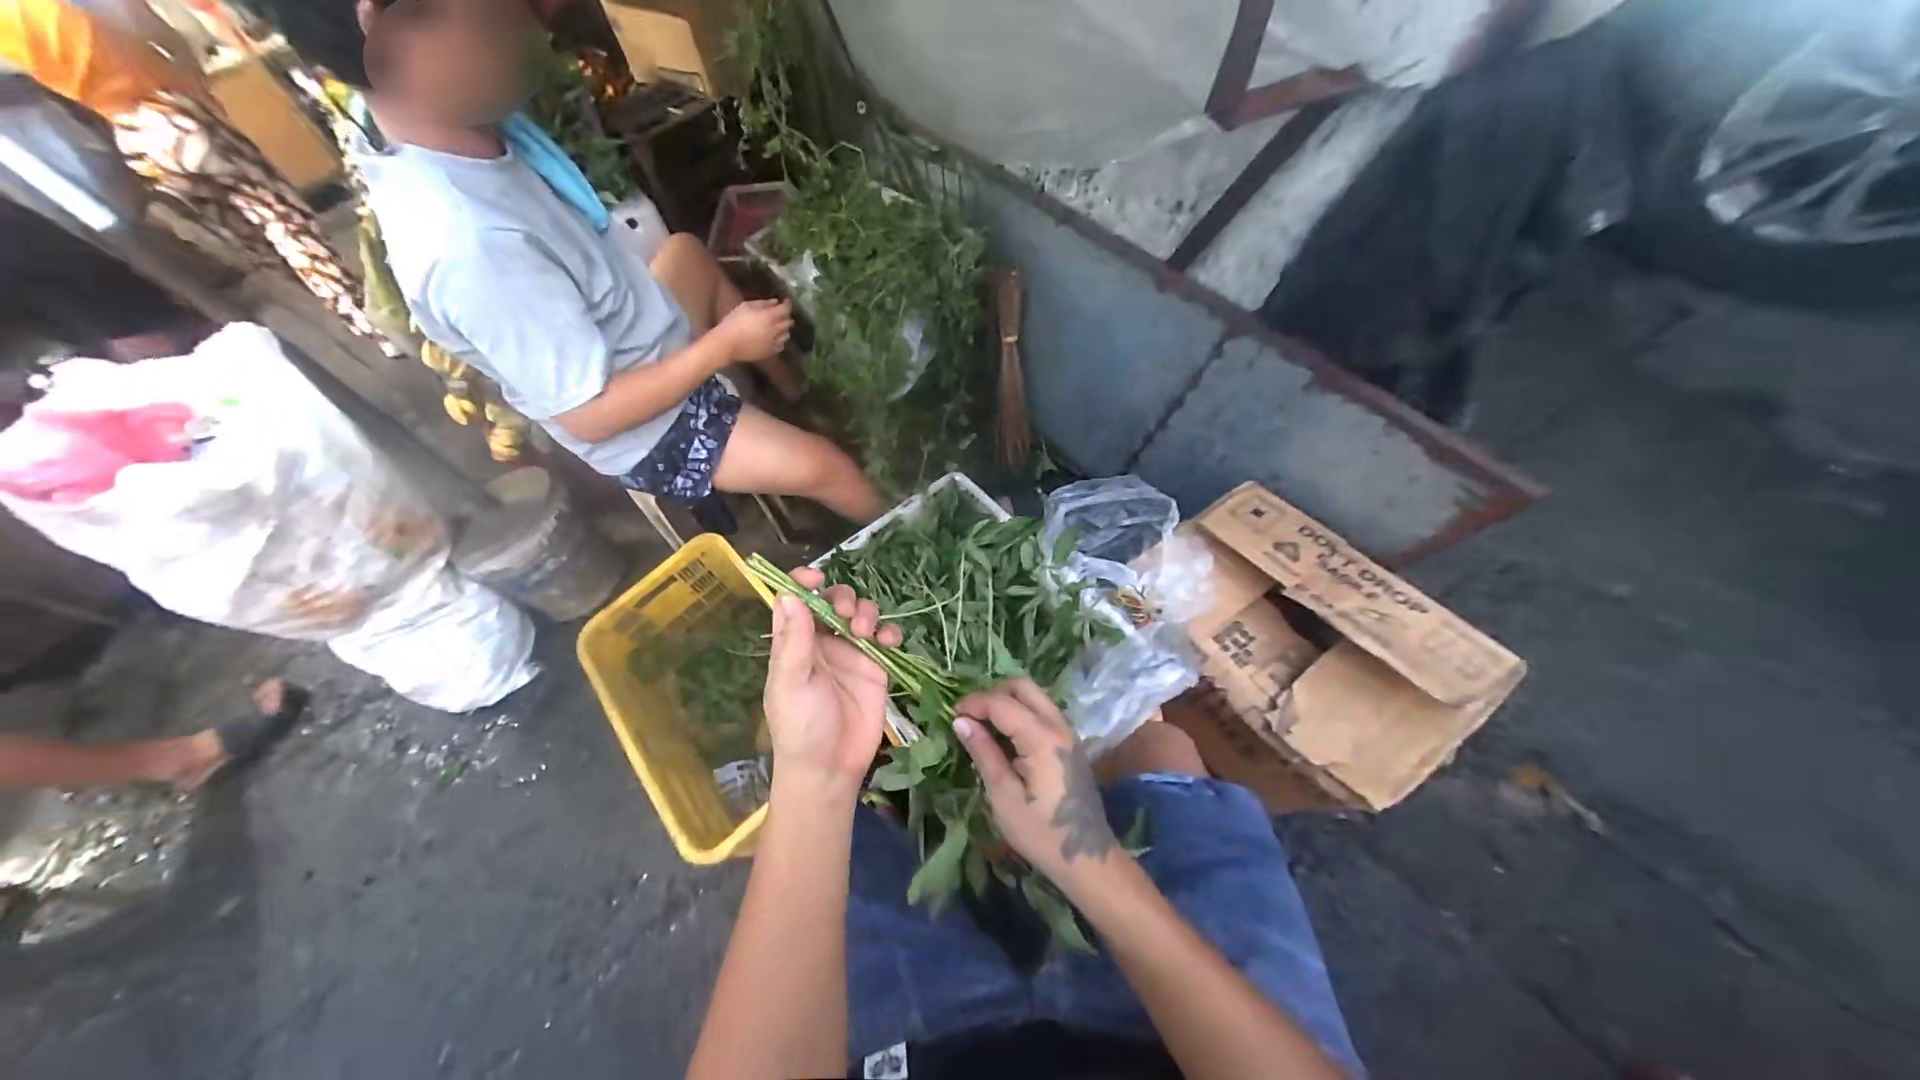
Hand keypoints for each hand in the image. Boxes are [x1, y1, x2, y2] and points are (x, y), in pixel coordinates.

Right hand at [717, 299, 794, 361]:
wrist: (727, 344)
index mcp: (769, 317)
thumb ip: (762, 303)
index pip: (785, 309)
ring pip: (787, 335)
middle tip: (782, 313)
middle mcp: (776, 330)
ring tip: (779, 326)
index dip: (787, 304)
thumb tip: (775, 302)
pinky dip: (781, 340)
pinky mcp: (771, 352)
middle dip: (787, 316)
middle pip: (788, 322)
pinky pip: (781, 345)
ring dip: (785, 329)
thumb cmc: (734, 322)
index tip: (787, 301)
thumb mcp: (745, 307)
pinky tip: (775, 338)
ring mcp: (774, 342)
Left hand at [762, 567, 901, 805]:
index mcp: (794, 643)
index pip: (794, 600)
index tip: (817, 578)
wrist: (831, 767)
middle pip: (832, 601)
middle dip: (842, 597)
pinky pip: (885, 638)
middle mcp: (821, 642)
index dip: (803, 583)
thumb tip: (789, 595)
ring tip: (867, 632)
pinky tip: (889, 641)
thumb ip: (793, 640)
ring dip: (866, 612)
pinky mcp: (876, 667)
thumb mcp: (791, 682)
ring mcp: (850, 653)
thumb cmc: (801, 726)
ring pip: (861, 613)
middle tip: (847, 614)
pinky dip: (890, 632)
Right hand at [952, 680, 1125, 898]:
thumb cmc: (1041, 833)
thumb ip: (984, 753)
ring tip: (982, 723)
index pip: (1002, 703)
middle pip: (1023, 687)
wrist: (1088, 859)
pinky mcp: (1070, 744)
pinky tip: (1004, 736)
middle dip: (993, 693)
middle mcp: (1059, 726)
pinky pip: (1043, 712)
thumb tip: (961, 721)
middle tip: (969, 713)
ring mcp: (1068, 733)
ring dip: (1008, 701)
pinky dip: (1021, 713)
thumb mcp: (1003, 796)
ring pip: (1035, 697)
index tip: (952, 714)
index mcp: (1042, 737)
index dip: (974, 703)